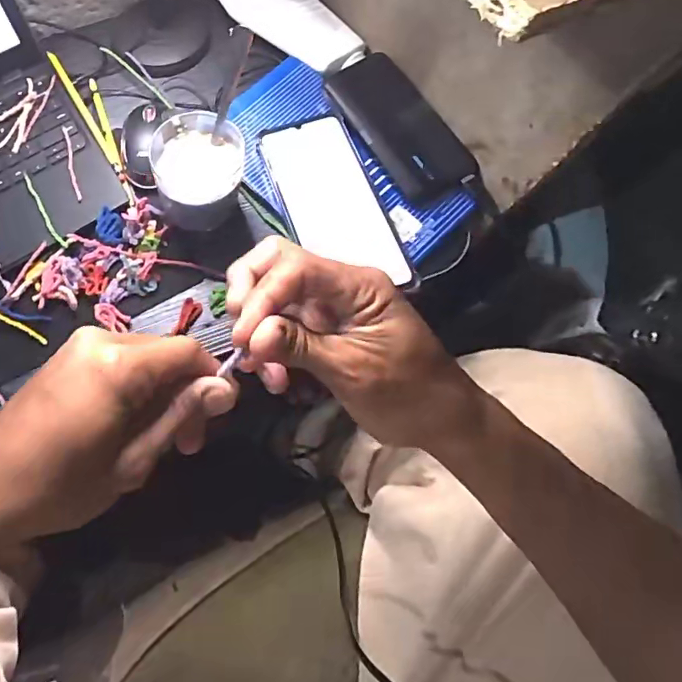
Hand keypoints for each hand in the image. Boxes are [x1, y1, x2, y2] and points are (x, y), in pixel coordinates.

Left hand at [0, 328, 237, 547]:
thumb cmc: (60, 487)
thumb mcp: (130, 462)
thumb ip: (178, 417)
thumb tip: (223, 389)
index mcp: (118, 363)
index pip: (188, 350)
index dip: (212, 380)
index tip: (213, 424)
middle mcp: (99, 339)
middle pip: (165, 351)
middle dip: (185, 391)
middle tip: (184, 445)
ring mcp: (77, 345)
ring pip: (143, 356)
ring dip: (160, 392)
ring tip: (151, 442)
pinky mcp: (64, 356)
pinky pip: (117, 360)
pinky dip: (134, 387)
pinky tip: (123, 426)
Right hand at [228, 237, 481, 451]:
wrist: (441, 419)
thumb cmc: (408, 393)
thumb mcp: (353, 372)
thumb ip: (301, 347)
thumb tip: (254, 335)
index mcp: (356, 284)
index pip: (295, 267)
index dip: (263, 296)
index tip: (245, 337)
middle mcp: (337, 284)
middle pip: (276, 262)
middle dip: (249, 293)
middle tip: (241, 334)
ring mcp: (326, 303)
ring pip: (272, 293)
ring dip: (256, 326)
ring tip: (259, 368)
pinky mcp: (318, 325)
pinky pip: (280, 322)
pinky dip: (267, 344)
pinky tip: (271, 374)